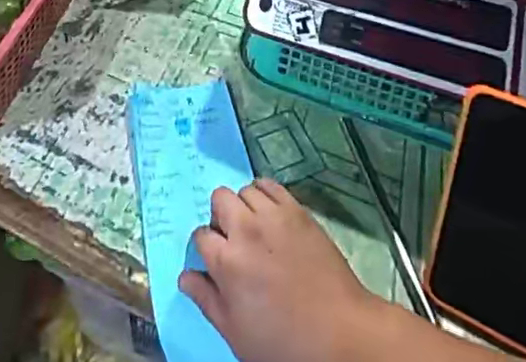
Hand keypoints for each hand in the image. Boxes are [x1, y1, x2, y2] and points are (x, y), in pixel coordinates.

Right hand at [181, 180, 384, 361]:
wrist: (341, 332)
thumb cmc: (284, 341)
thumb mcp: (237, 333)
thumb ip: (207, 300)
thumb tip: (185, 276)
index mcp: (227, 262)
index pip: (201, 235)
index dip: (206, 248)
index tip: (216, 260)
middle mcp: (246, 230)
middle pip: (219, 199)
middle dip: (221, 217)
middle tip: (233, 239)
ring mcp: (273, 217)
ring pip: (244, 190)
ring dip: (244, 206)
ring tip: (254, 227)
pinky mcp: (297, 210)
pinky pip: (270, 185)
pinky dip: (264, 193)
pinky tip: (269, 213)